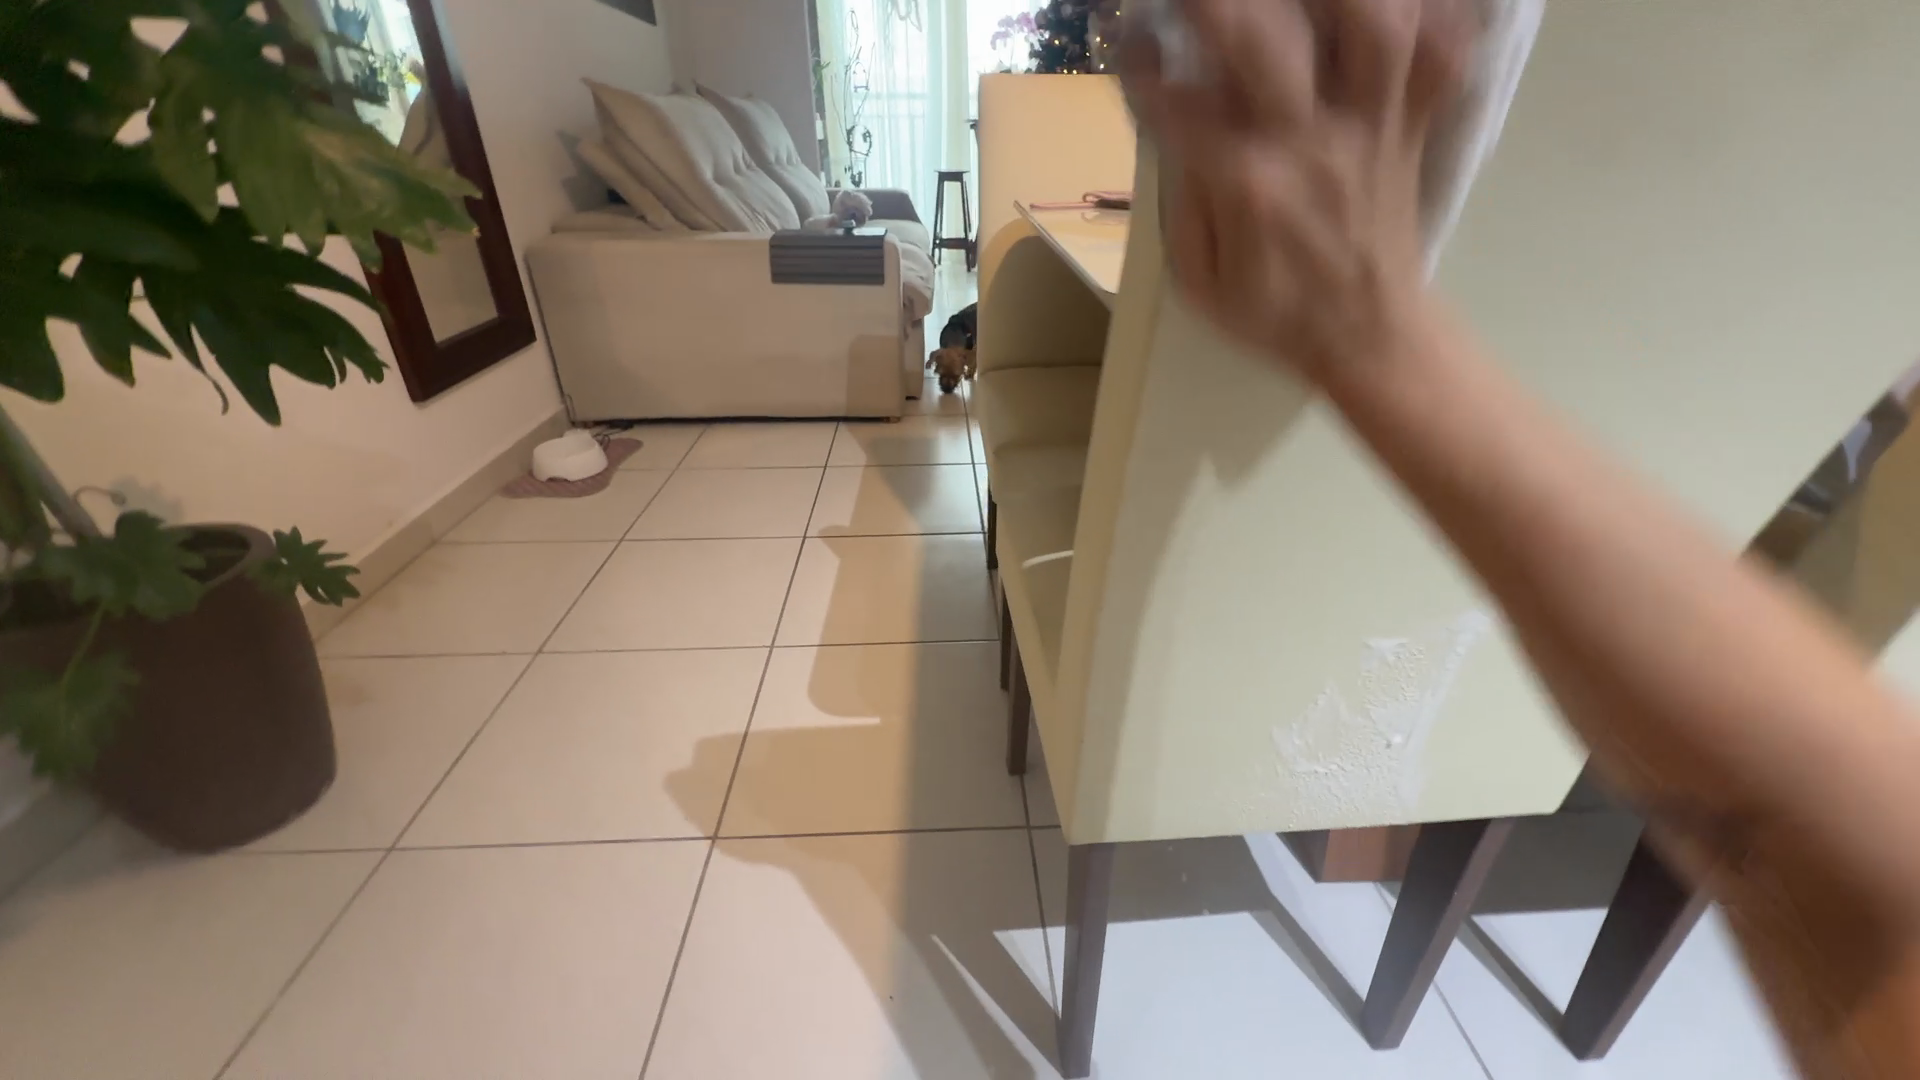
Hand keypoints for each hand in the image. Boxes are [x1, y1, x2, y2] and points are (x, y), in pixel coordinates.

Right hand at [1122, 0, 1473, 382]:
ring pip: (1372, 24)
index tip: (1129, 43)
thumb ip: (1188, 204)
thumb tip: (1179, 131)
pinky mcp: (1413, 123)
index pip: (1186, 110)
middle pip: (1268, 44)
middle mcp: (1314, 143)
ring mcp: (1374, 126)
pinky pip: (1437, 48)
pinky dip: (1426, 10)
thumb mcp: (1201, 284)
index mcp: (1251, 190)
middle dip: (1218, 3)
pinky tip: (1395, 2)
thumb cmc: (1273, 315)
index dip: (1148, 71)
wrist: (1366, 334)